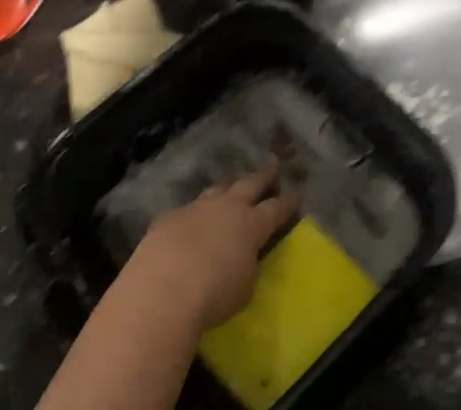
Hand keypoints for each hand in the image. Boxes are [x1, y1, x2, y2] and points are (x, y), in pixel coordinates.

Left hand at [122, 163, 299, 330]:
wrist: (163, 289)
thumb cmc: (213, 295)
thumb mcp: (244, 286)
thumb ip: (247, 265)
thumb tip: (243, 257)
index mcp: (252, 225)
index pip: (276, 208)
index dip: (288, 201)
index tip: (296, 194)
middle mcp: (227, 208)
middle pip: (249, 184)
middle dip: (264, 175)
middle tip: (273, 164)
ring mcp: (196, 208)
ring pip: (217, 189)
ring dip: (229, 186)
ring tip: (233, 184)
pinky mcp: (169, 217)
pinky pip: (188, 209)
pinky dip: (195, 213)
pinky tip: (192, 220)